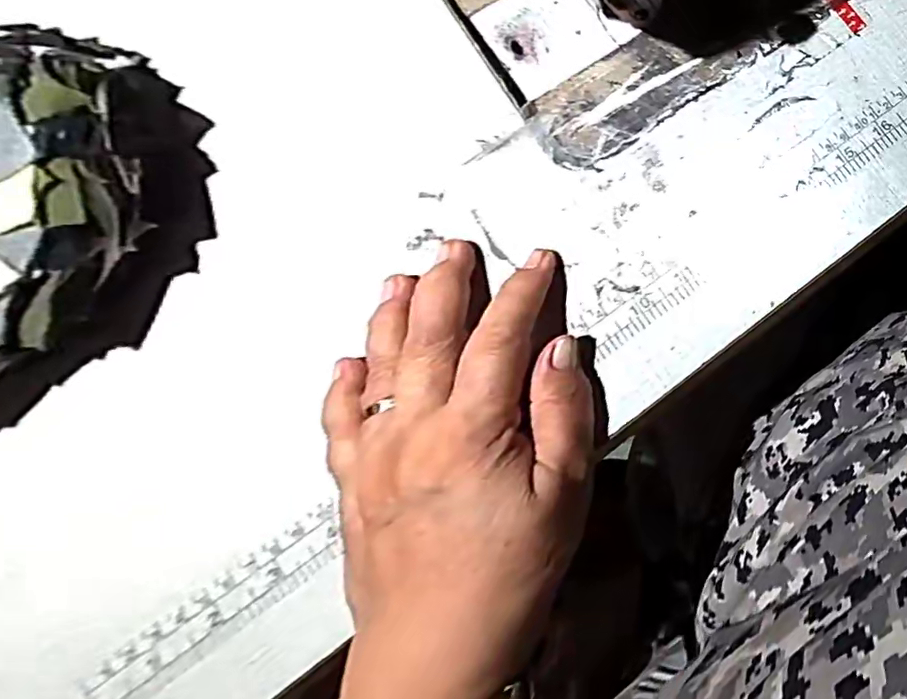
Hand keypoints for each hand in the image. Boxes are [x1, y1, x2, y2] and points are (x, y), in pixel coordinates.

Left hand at [323, 243, 595, 698]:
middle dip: (448, 282)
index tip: (537, 263)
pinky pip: (341, 419)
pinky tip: (350, 362)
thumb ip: (564, 413)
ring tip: (402, 279)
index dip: (523, 291)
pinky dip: (344, 383)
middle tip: (456, 249)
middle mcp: (416, 432)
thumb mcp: (565, 493)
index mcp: (471, 430)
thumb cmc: (505, 580)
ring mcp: (378, 455)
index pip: (499, 337)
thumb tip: (558, 353)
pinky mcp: (356, 483)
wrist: (434, 657)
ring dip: (393, 314)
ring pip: (382, 364)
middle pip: (431, 334)